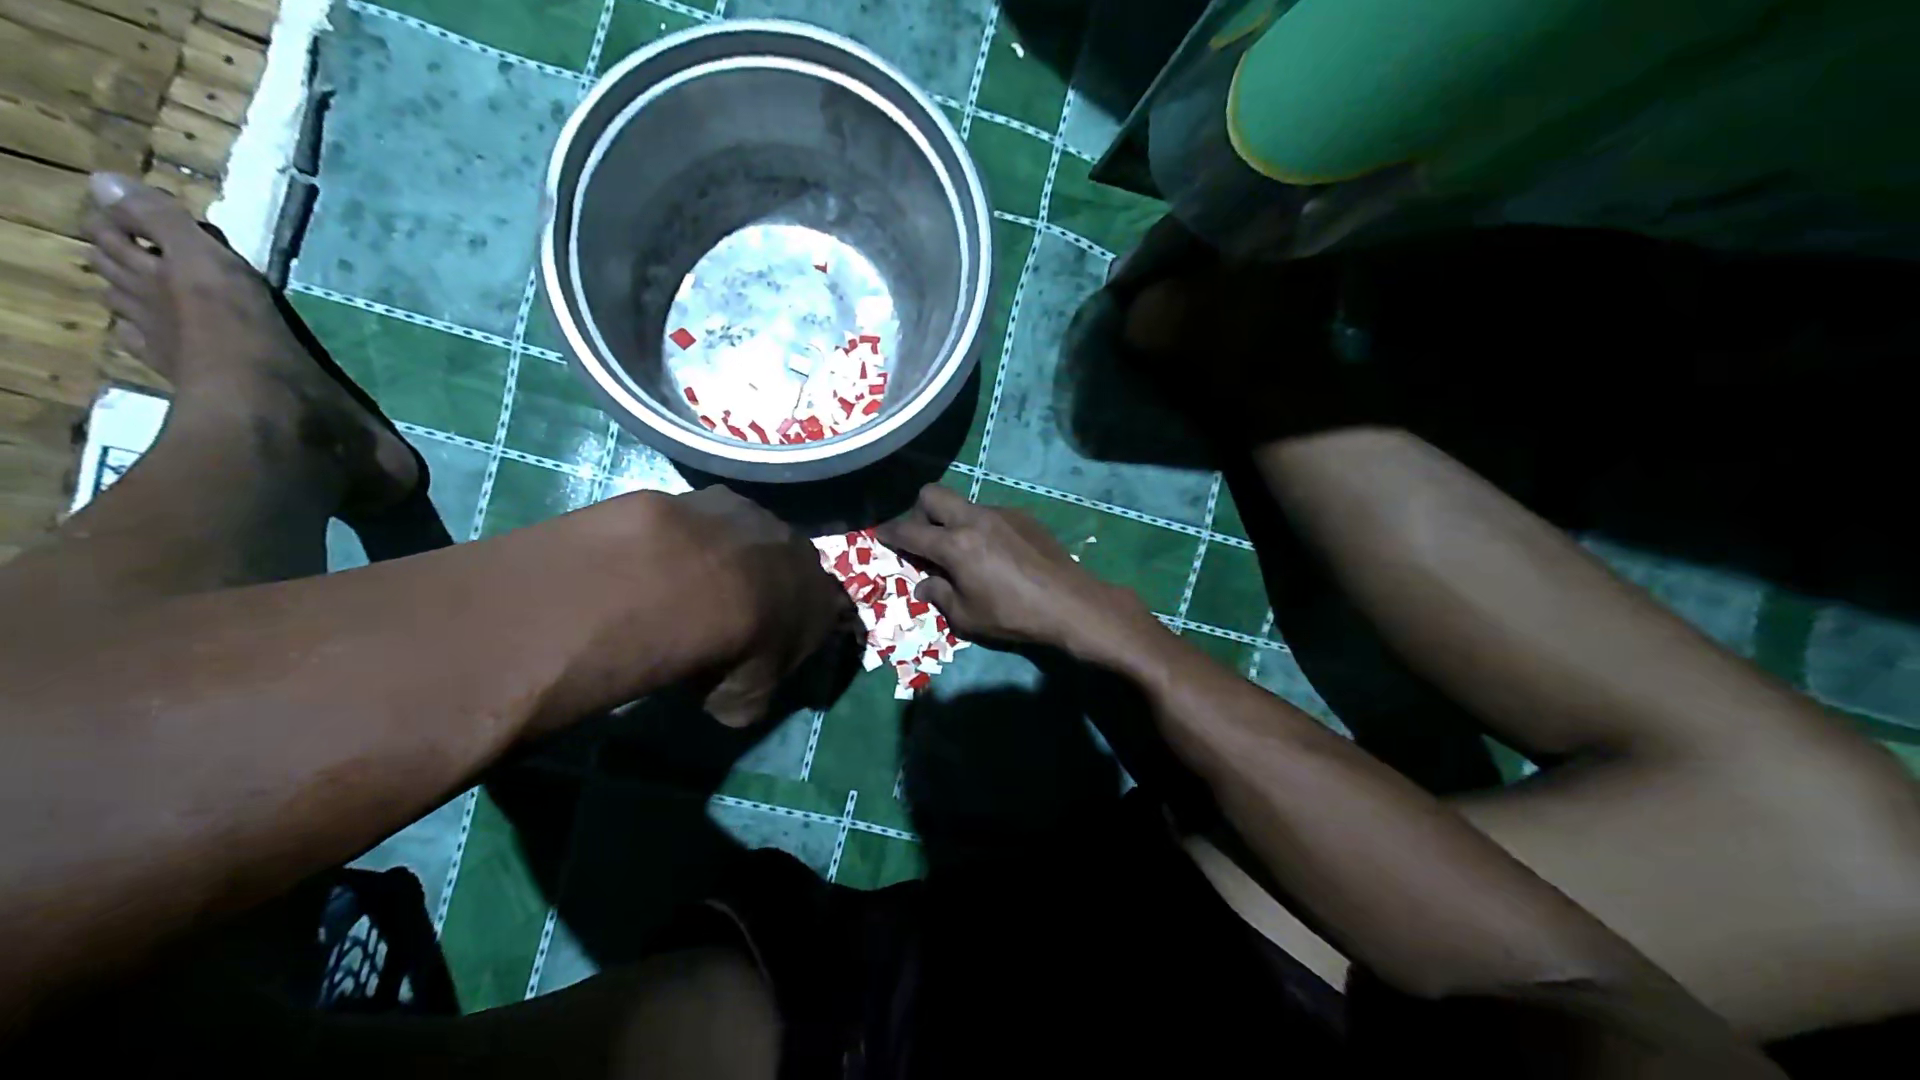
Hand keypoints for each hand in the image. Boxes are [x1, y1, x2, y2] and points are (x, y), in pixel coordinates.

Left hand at [671, 486, 855, 726]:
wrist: (689, 586)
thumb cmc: (732, 652)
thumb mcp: (744, 702)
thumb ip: (754, 695)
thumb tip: (738, 697)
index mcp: (822, 601)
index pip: (822, 615)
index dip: (794, 631)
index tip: (766, 647)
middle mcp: (801, 552)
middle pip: (786, 569)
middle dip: (764, 586)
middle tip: (725, 614)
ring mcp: (760, 517)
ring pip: (747, 538)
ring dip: (727, 556)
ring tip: (686, 585)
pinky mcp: (716, 495)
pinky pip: (706, 522)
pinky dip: (690, 539)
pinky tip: (662, 560)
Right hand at [875, 484, 1145, 649]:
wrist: (1069, 603)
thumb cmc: (1013, 615)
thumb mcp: (967, 617)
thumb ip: (939, 595)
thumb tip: (923, 583)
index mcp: (954, 545)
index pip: (910, 532)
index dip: (890, 533)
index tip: (881, 534)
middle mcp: (973, 520)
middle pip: (932, 494)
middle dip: (918, 511)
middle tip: (923, 537)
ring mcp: (1000, 513)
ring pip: (963, 503)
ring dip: (952, 520)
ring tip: (963, 550)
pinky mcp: (1022, 516)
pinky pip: (989, 513)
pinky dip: (979, 527)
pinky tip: (995, 553)